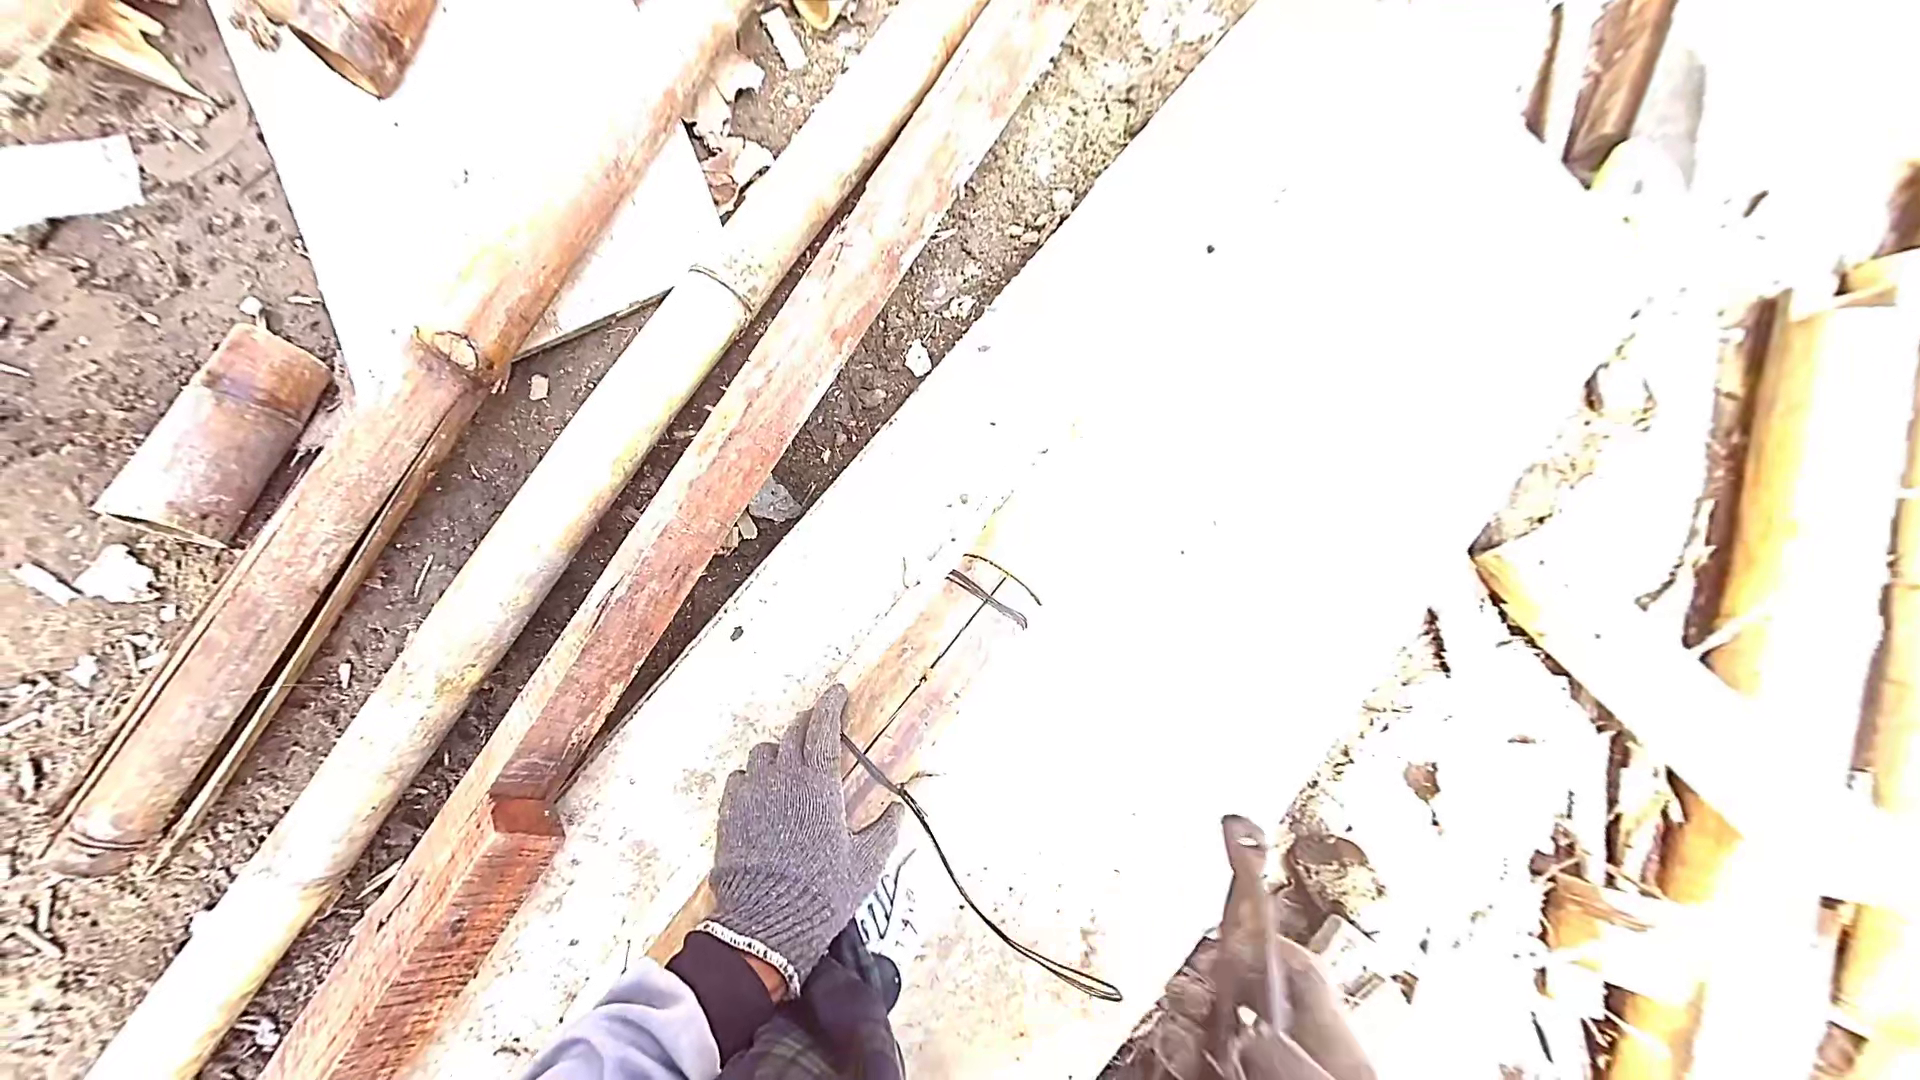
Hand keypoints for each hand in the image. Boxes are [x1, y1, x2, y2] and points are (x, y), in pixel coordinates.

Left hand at [702, 684, 904, 996]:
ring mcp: (753, 792)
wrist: (765, 924)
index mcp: (819, 782)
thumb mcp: (866, 862)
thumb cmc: (822, 890)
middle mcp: (784, 777)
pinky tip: (762, 791)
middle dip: (809, 722)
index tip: (838, 691)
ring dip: (780, 750)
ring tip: (789, 762)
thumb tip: (897, 810)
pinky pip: (740, 777)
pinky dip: (753, 776)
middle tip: (818, 726)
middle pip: (794, 731)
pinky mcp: (729, 811)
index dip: (832, 704)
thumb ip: (885, 829)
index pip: (825, 727)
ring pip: (764, 751)